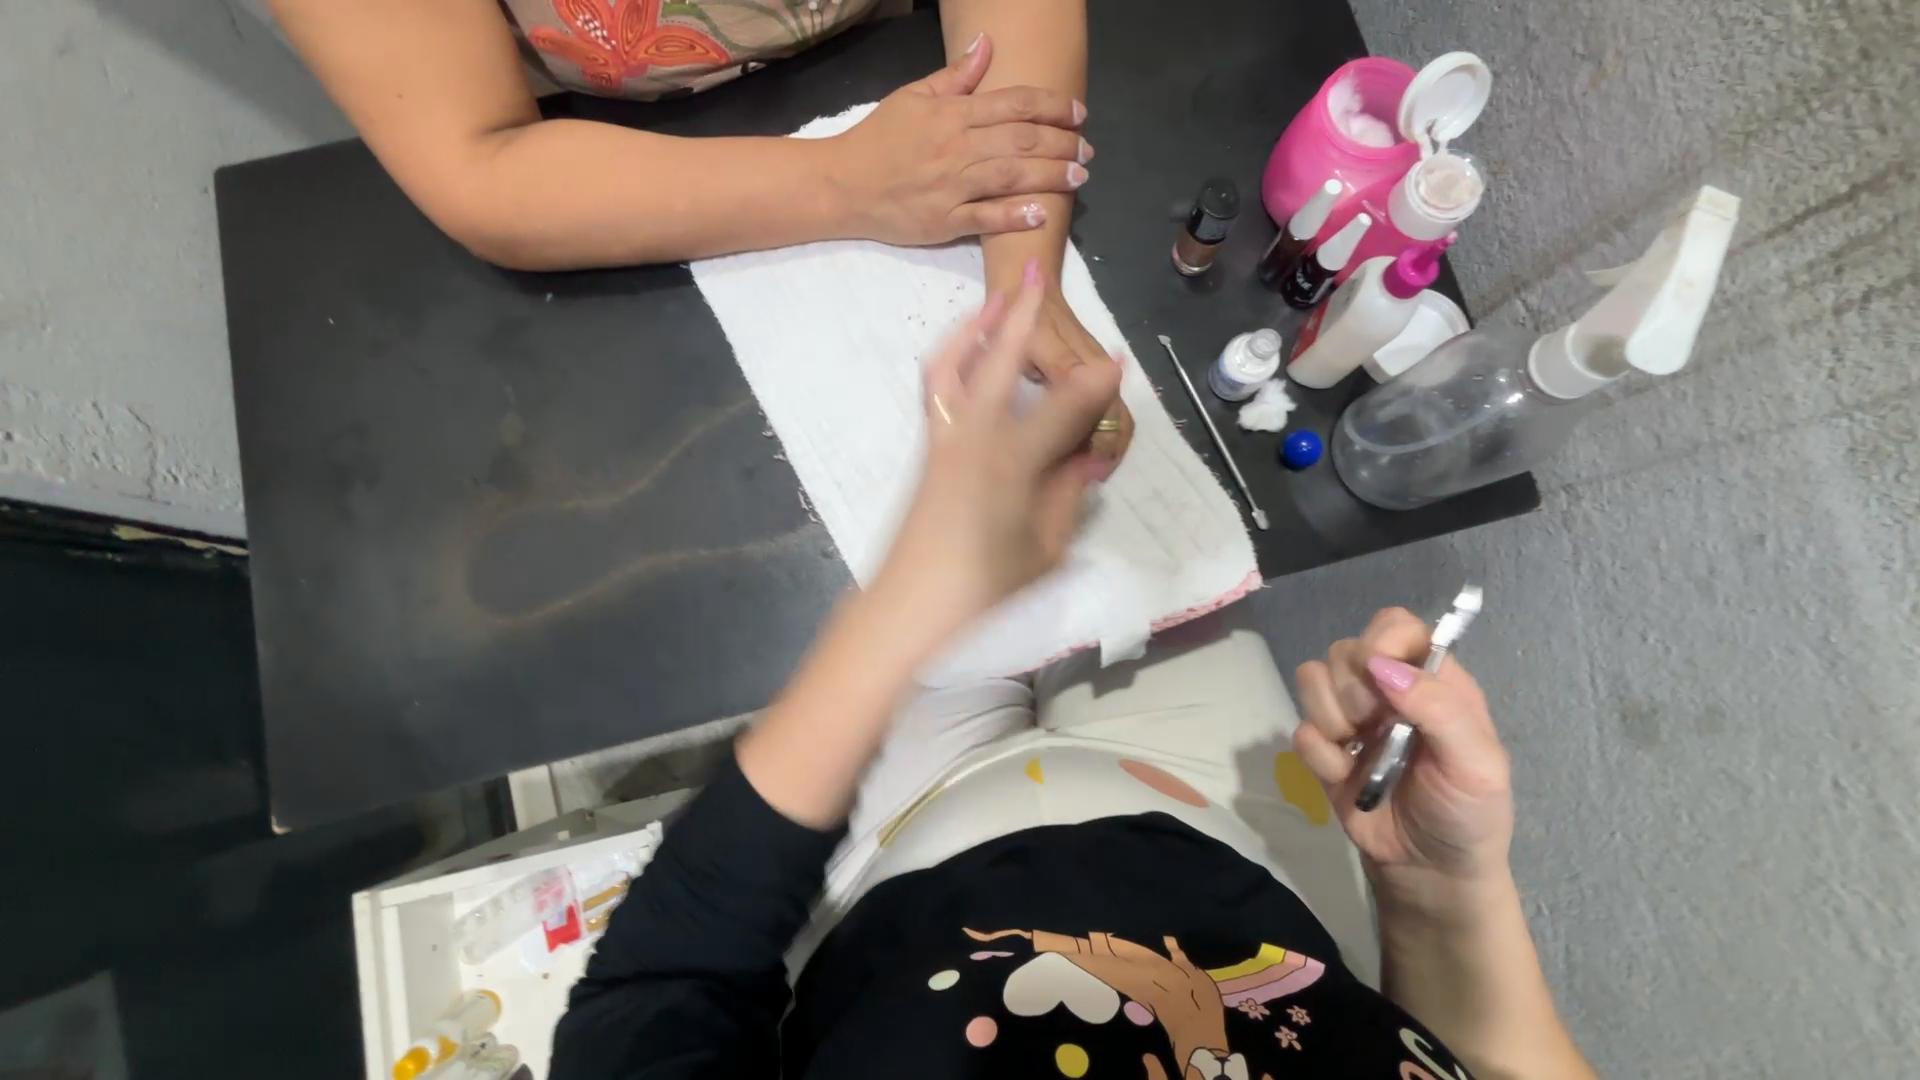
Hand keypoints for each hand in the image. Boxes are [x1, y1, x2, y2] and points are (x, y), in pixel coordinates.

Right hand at [827, 34, 1090, 245]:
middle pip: (1021, 141)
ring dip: (1050, 175)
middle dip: (1061, 143)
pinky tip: (1041, 213)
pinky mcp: (943, 222)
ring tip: (1078, 176)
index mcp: (952, 114)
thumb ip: (954, 77)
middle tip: (1087, 150)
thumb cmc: (879, 141)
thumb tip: (986, 45)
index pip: (1014, 105)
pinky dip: (1014, 216)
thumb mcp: (912, 97)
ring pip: (1010, 176)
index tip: (1078, 114)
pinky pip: (985, 219)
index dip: (1052, 107)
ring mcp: (951, 187)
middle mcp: (956, 148)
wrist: (844, 185)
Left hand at [870, 260, 1122, 644]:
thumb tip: (1085, 457)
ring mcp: (943, 441)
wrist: (907, 605)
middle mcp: (972, 438)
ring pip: (951, 367)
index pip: (1061, 410)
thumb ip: (1068, 495)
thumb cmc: (982, 589)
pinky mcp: (928, 451)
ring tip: (994, 298)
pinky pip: (938, 389)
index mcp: (1009, 464)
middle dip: (1021, 315)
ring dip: (974, 327)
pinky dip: (954, 358)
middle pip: (997, 363)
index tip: (1117, 360)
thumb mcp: (1044, 549)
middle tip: (1037, 273)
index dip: (1093, 386)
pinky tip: (969, 352)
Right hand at [1291, 607, 1513, 889]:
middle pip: (1343, 649)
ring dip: (1331, 718)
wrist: (1429, 868)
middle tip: (1377, 728)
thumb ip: (1439, 709)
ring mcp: (1349, 715)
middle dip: (1354, 692)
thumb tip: (1381, 665)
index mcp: (1431, 681)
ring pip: (1310, 678)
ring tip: (1359, 751)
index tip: (1382, 680)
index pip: (1395, 625)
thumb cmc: (1468, 813)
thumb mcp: (1478, 766)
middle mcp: (1386, 688)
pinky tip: (1345, 775)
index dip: (1380, 642)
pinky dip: (1320, 756)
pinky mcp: (1322, 745)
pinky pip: (1299, 728)